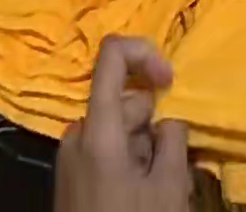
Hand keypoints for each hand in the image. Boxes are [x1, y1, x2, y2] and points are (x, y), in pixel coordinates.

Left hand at [54, 36, 191, 211]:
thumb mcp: (169, 186)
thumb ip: (174, 137)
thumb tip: (167, 118)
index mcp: (98, 128)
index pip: (112, 54)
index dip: (145, 53)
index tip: (170, 80)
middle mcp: (77, 134)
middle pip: (122, 99)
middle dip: (153, 119)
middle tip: (174, 159)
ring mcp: (71, 159)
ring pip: (117, 127)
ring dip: (144, 143)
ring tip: (164, 184)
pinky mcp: (71, 181)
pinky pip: (105, 150)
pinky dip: (129, 159)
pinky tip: (145, 194)